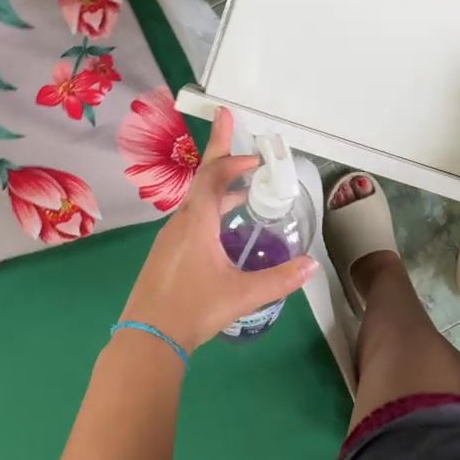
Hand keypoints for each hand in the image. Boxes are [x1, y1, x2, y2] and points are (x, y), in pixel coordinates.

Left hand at [119, 108, 317, 352]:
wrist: (147, 339)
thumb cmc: (193, 309)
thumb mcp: (242, 294)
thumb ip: (280, 279)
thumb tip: (312, 265)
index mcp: (197, 221)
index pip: (215, 176)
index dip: (235, 161)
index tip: (255, 155)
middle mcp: (181, 221)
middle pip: (202, 177)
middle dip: (219, 150)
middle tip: (226, 119)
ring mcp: (170, 236)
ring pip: (196, 199)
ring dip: (218, 185)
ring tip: (243, 187)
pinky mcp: (166, 252)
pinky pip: (191, 215)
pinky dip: (210, 206)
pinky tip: (224, 226)